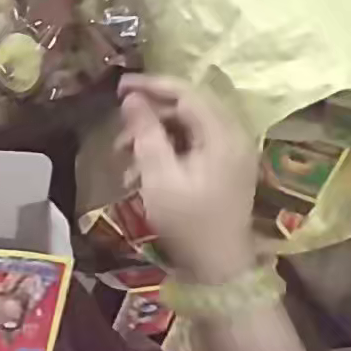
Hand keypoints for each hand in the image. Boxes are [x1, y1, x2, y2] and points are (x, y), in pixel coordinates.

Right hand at [117, 74, 260, 281]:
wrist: (218, 265)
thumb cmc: (188, 221)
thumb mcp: (159, 176)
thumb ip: (146, 133)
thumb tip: (131, 99)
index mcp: (222, 133)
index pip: (187, 92)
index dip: (151, 85)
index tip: (118, 87)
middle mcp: (232, 135)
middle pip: (187, 107)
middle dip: (148, 115)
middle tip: (117, 132)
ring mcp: (230, 152)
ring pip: (187, 127)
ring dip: (153, 135)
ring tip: (124, 157)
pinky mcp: (224, 167)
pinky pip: (192, 145)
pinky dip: (165, 150)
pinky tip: (141, 171)